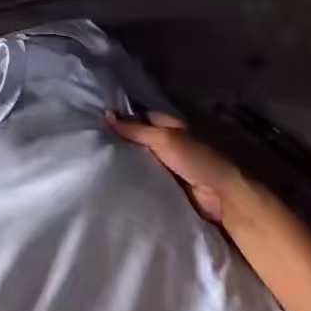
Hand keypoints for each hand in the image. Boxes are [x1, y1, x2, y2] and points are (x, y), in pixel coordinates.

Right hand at [107, 110, 248, 222]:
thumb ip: (135, 129)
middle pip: (137, 137)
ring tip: (93, 156)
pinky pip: (141, 175)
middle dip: (117, 139)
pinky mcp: (163, 183)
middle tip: (90, 139)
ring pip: (137, 157)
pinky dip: (129, 175)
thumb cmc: (195, 159)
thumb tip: (106, 114)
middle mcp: (166, 141)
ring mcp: (165, 163)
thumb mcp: (163, 139)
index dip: (120, 117)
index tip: (95, 119)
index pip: (139, 116)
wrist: (220, 197)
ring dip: (121, 159)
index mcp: (169, 125)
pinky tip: (108, 174)